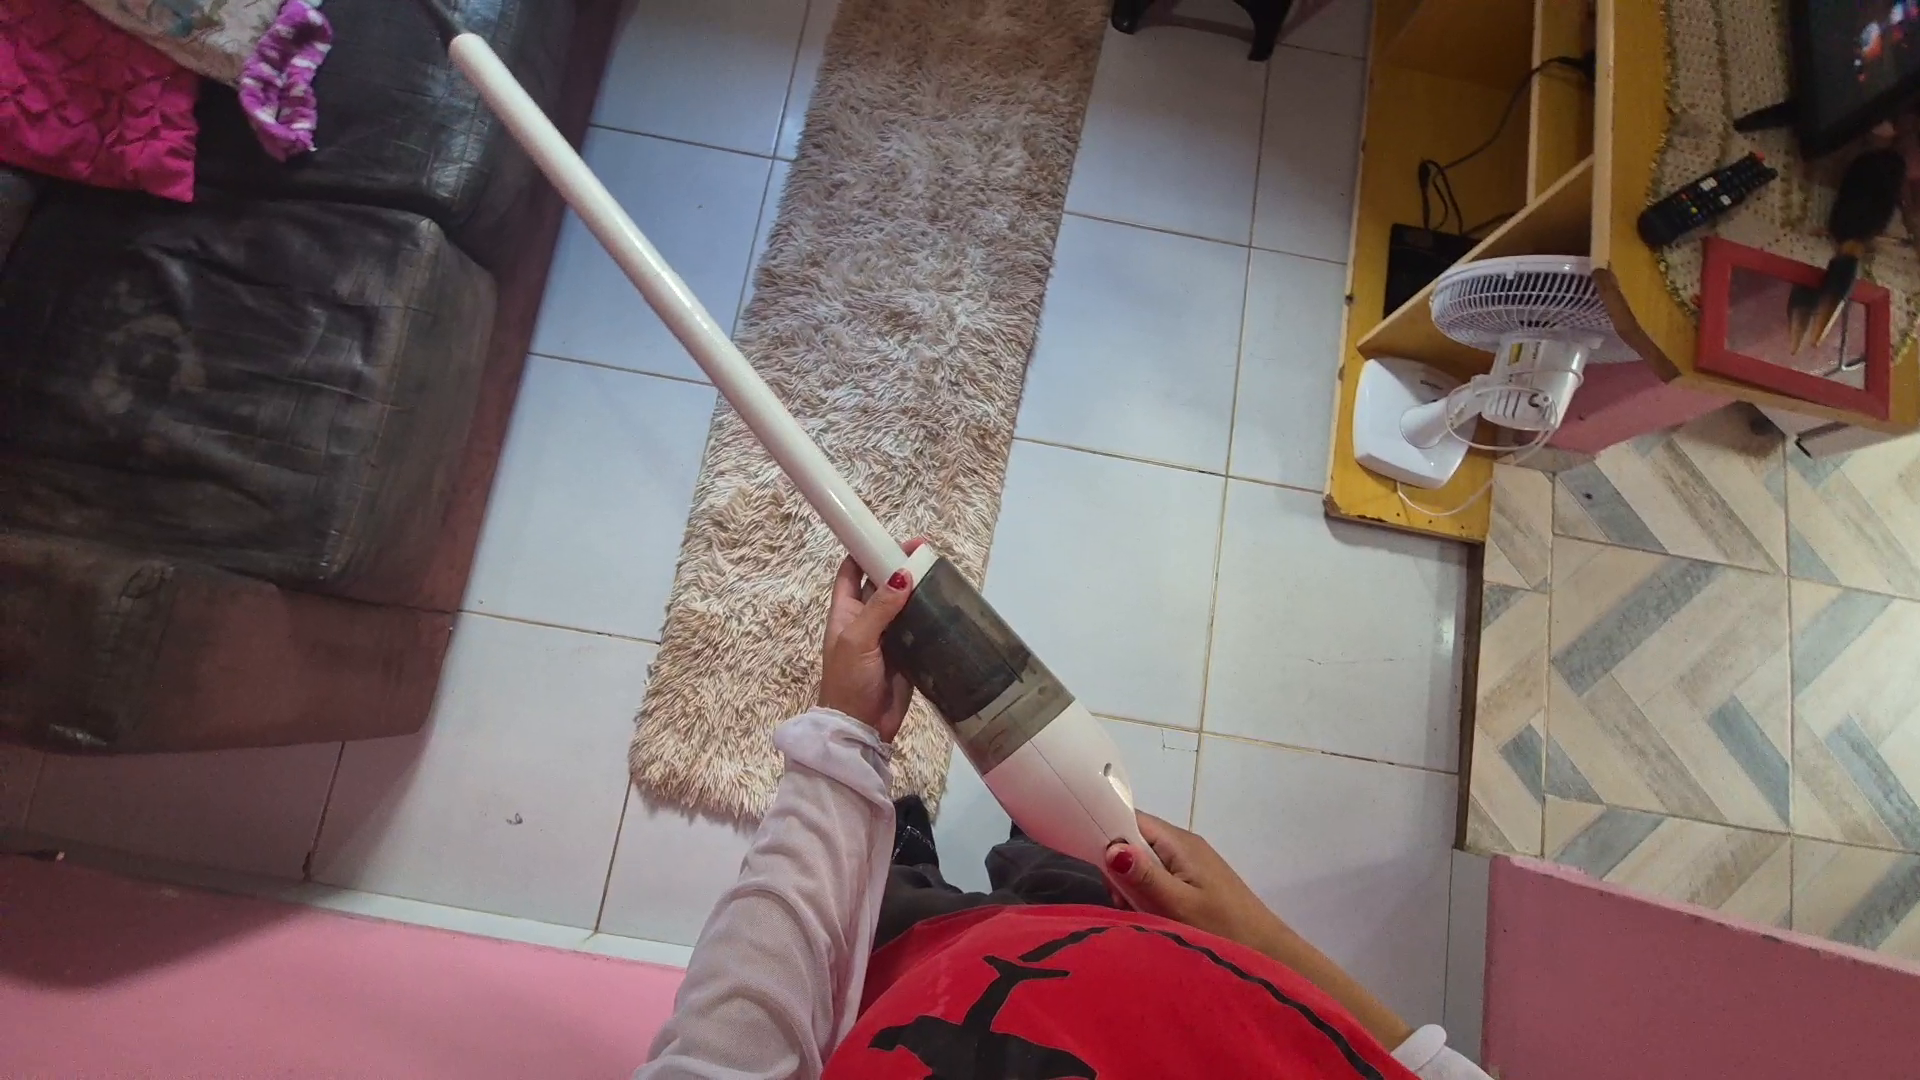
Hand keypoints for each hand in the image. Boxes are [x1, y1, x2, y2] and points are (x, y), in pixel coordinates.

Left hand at [817, 541, 921, 740]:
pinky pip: (920, 626)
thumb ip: (880, 608)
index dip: (866, 550)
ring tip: (941, 570)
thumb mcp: (857, 640)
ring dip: (919, 587)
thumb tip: (903, 575)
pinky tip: (947, 602)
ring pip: (904, 602)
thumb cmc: (848, 681)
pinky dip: (931, 613)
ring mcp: (888, 635)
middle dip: (900, 565)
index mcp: (846, 611)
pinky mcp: (908, 652)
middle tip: (926, 550)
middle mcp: (867, 619)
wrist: (861, 728)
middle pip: (883, 583)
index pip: (852, 571)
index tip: (888, 536)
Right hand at [1101, 812, 1289, 955]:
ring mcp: (1191, 864)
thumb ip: (1144, 876)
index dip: (1108, 832)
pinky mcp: (1195, 882)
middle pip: (1137, 839)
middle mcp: (1184, 845)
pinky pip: (1160, 876)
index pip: (1132, 819)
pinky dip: (1148, 892)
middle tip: (1118, 898)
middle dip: (1120, 864)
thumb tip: (1110, 847)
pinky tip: (1149, 916)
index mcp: (1180, 842)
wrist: (1272, 956)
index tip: (1094, 860)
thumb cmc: (1224, 929)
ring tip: (1133, 911)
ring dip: (1133, 883)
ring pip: (1146, 860)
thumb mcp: (1178, 905)